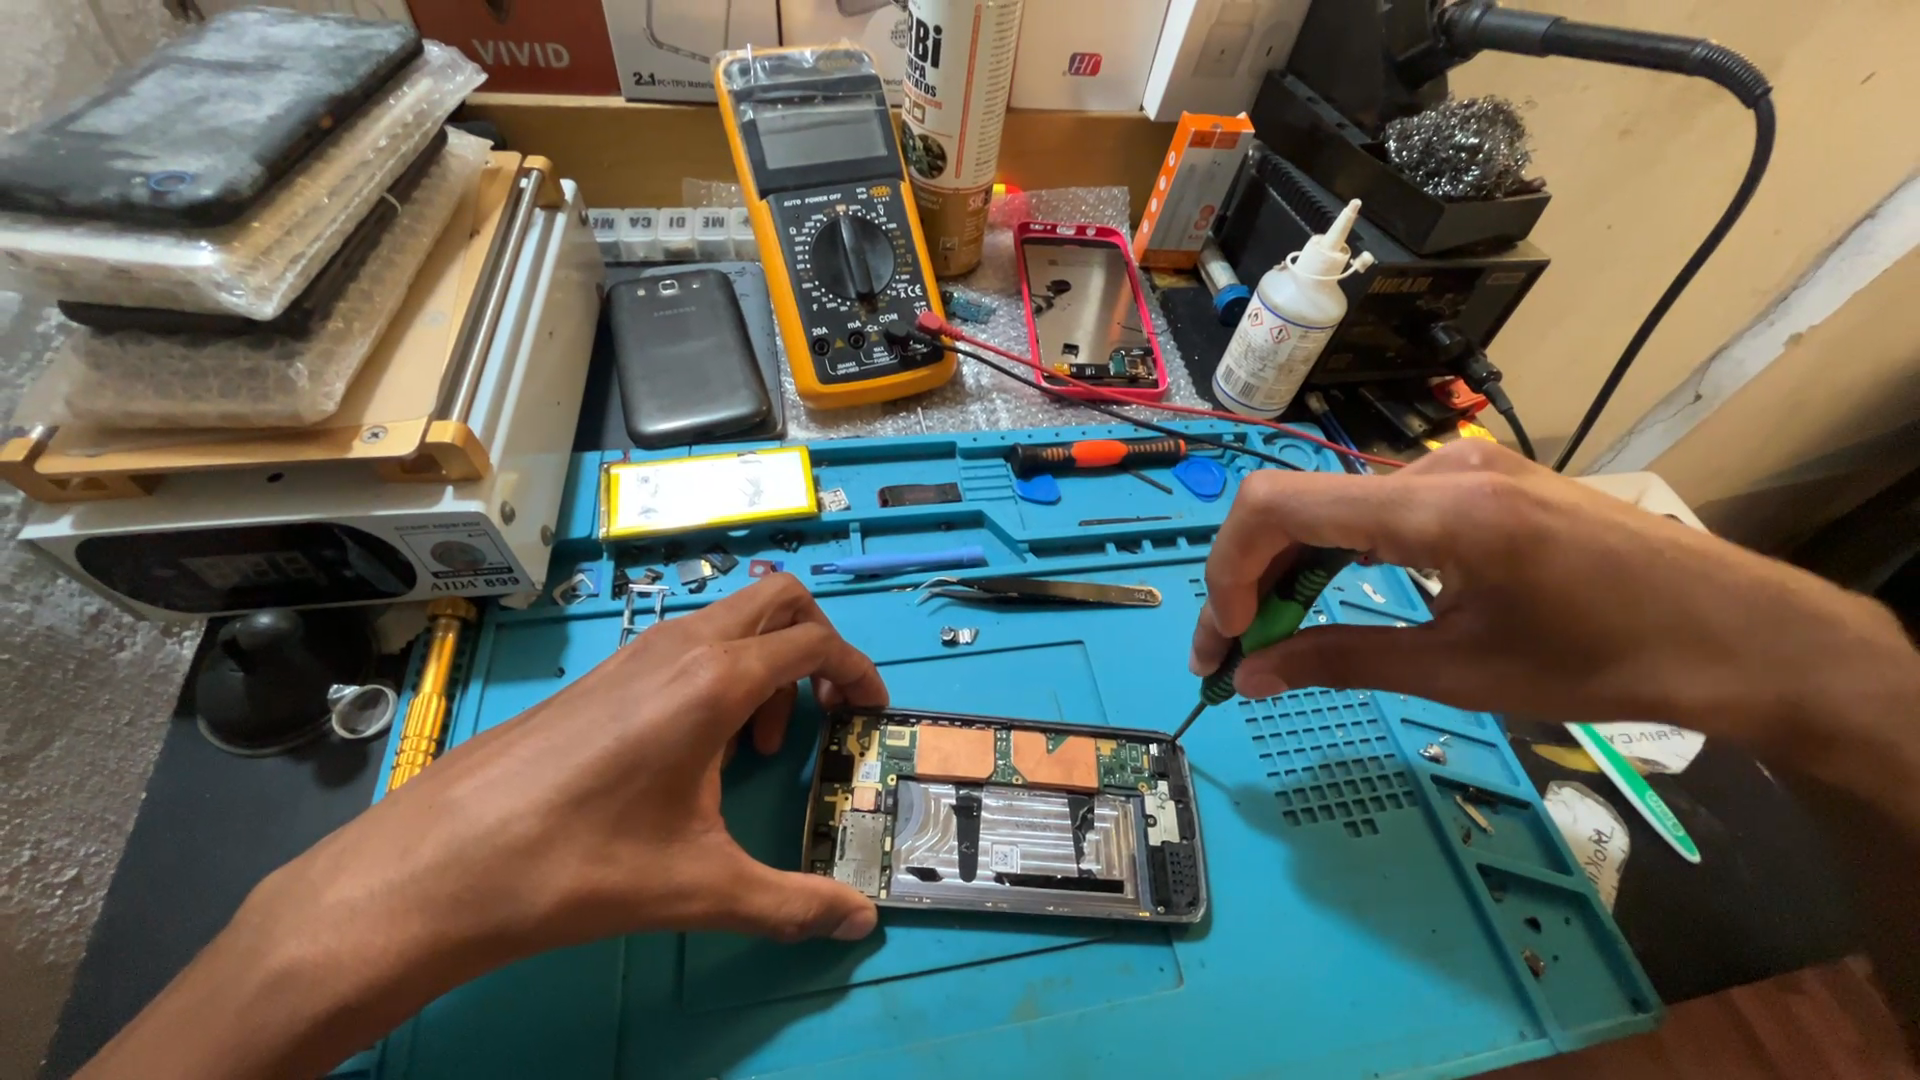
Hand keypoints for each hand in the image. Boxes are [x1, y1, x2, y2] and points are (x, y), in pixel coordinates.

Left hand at [80, 575, 885, 1079]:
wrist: (436, 866)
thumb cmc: (580, 866)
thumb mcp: (700, 889)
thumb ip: (791, 904)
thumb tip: (861, 926)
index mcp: (717, 681)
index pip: (816, 640)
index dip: (857, 669)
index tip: (871, 711)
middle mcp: (682, 647)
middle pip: (779, 598)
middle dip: (817, 643)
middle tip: (822, 709)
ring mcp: (638, 653)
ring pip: (732, 619)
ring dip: (766, 663)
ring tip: (756, 746)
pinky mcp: (606, 672)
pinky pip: (689, 645)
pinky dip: (720, 674)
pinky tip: (697, 749)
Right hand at [1191, 442, 1919, 816]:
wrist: (1743, 633)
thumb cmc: (1603, 661)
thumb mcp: (1459, 672)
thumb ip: (1339, 662)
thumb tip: (1248, 678)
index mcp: (1434, 510)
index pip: (1276, 508)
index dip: (1227, 570)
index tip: (1225, 639)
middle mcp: (1432, 468)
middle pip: (1290, 504)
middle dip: (1245, 579)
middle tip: (1231, 651)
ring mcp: (1453, 466)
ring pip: (1324, 506)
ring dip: (1285, 568)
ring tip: (1271, 630)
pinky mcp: (1470, 479)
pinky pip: (1367, 507)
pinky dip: (1330, 553)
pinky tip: (1328, 593)